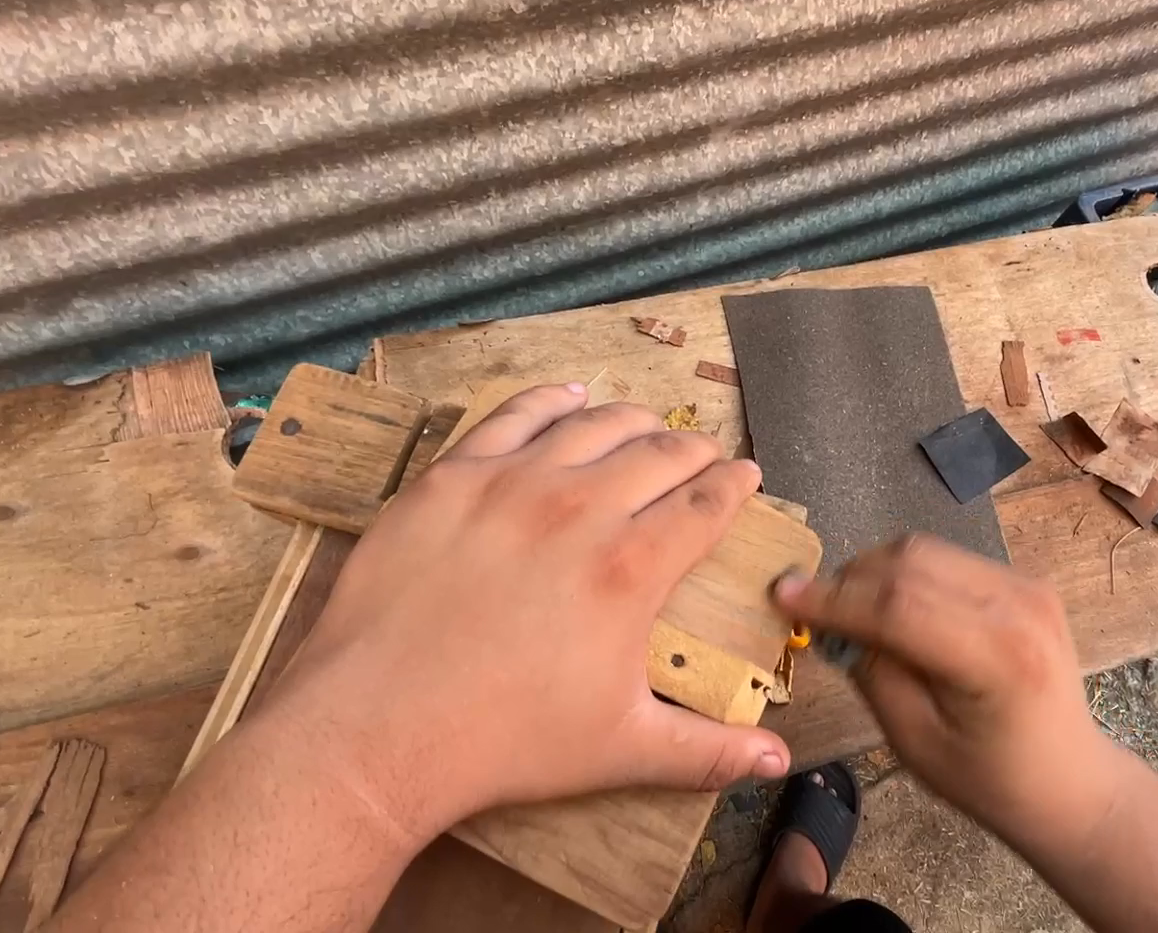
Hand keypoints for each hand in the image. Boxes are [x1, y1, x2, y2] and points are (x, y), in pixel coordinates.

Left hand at [261, 383, 791, 838]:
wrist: (377, 730)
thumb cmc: (508, 741)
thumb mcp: (621, 749)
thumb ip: (708, 749)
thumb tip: (780, 761)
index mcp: (632, 566)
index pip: (706, 504)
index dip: (735, 485)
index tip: (746, 476)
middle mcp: (583, 506)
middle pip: (662, 452)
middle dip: (696, 450)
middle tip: (703, 457)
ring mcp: (515, 481)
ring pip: (598, 423)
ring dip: (637, 421)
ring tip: (649, 427)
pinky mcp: (455, 474)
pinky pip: (516, 414)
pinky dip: (553, 399)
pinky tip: (571, 396)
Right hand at [771, 536, 1117, 851]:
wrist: (1073, 782)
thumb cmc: (990, 780)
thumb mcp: (914, 742)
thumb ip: (872, 670)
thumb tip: (835, 622)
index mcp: (997, 657)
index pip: (898, 605)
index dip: (834, 597)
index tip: (782, 595)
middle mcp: (1017, 605)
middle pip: (909, 562)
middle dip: (849, 578)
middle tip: (813, 606)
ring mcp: (1025, 584)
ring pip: (923, 549)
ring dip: (874, 571)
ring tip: (852, 607)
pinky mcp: (1023, 579)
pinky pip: (944, 558)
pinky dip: (905, 572)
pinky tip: (893, 605)